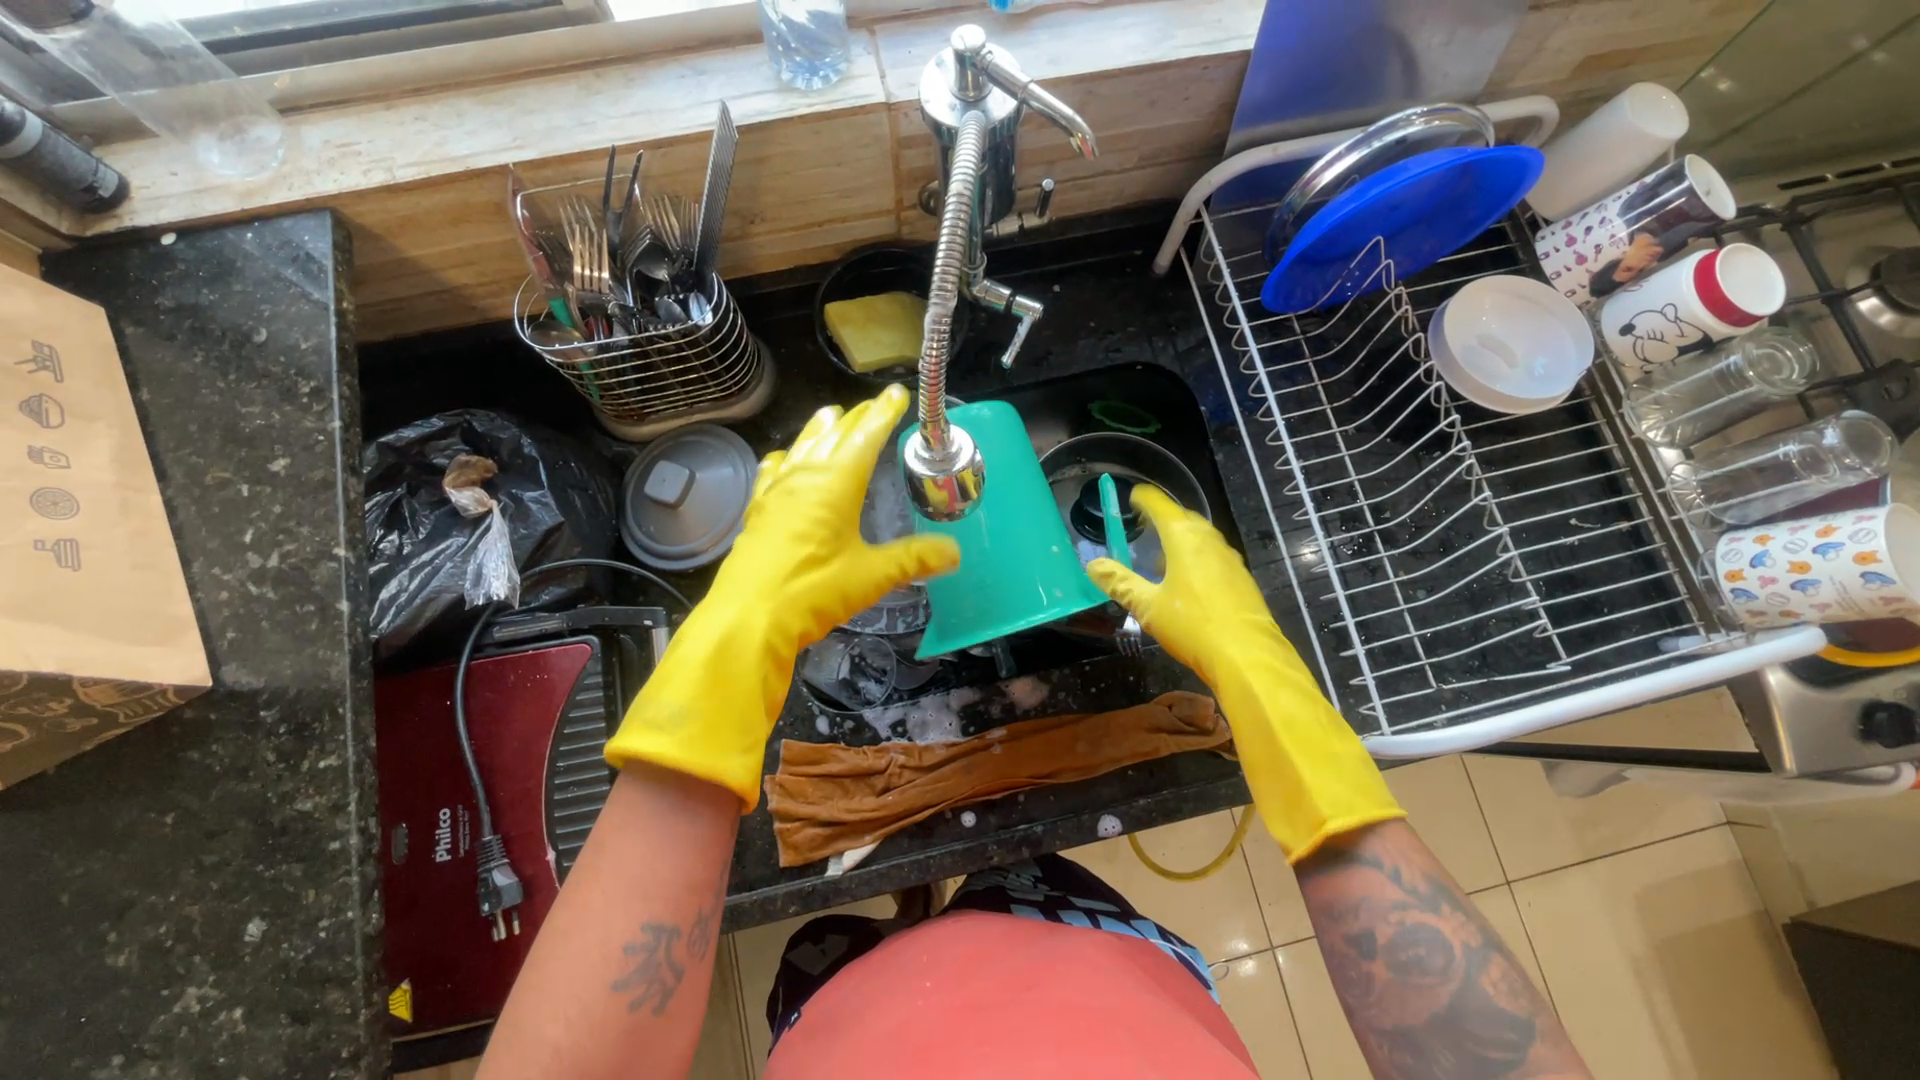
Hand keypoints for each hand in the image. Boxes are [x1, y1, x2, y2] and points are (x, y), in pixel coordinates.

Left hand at [606, 384, 960, 808]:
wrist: (748, 620)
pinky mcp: (757, 514)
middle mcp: (803, 479)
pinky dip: (784, 460)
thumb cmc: (813, 592)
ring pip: (801, 449)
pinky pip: (772, 474)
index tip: (896, 395)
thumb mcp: (871, 577)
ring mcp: (775, 495)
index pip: (865, 437)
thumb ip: (912, 560)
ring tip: (828, 414)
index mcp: (835, 485)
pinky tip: (782, 460)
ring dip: (818, 430)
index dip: (883, 414)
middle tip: (873, 405)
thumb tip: (953, 552)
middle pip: (833, 437)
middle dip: (856, 418)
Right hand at [1087, 486, 1401, 862]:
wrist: (1266, 682)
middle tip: (1145, 519)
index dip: (1151, 502)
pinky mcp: (1251, 606)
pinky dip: (1202, 569)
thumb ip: (1121, 589)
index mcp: (1196, 553)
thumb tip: (1089, 569)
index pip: (1170, 513)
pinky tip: (1198, 590)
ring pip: (1211, 552)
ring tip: (1166, 549)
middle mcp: (1222, 560)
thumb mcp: (1153, 615)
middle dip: (1169, 520)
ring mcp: (1241, 582)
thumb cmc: (1205, 643)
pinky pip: (1221, 573)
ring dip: (1189, 546)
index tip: (1133, 492)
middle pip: (1194, 529)